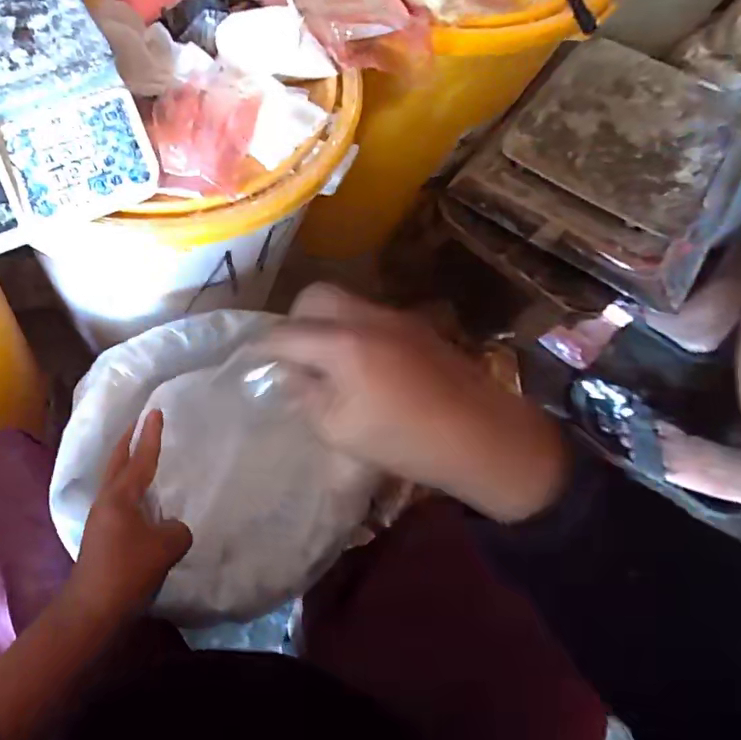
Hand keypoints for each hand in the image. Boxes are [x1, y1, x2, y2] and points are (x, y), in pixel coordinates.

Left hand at [61, 409, 192, 621]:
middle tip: (141, 422)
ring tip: (141, 455)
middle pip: (117, 462)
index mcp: (120, 495)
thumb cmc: (126, 569)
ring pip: (115, 480)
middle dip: (129, 440)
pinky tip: (140, 499)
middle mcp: (106, 499)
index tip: (154, 412)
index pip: (139, 458)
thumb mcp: (164, 548)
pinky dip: (129, 488)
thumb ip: (176, 531)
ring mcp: (100, 516)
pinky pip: (117, 499)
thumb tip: (173, 528)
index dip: (149, 435)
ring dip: (127, 464)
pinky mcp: (100, 533)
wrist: (92, 604)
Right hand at [258, 285, 567, 521]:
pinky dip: (350, 331)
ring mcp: (396, 319)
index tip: (250, 360)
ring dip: (324, 324)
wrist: (490, 441)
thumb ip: (305, 395)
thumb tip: (290, 375)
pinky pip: (368, 316)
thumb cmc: (406, 442)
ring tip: (325, 362)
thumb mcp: (337, 430)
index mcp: (343, 345)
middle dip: (294, 321)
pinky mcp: (418, 328)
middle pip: (314, 297)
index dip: (261, 348)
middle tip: (293, 354)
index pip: (284, 334)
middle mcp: (367, 319)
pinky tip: (359, 366)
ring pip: (343, 303)